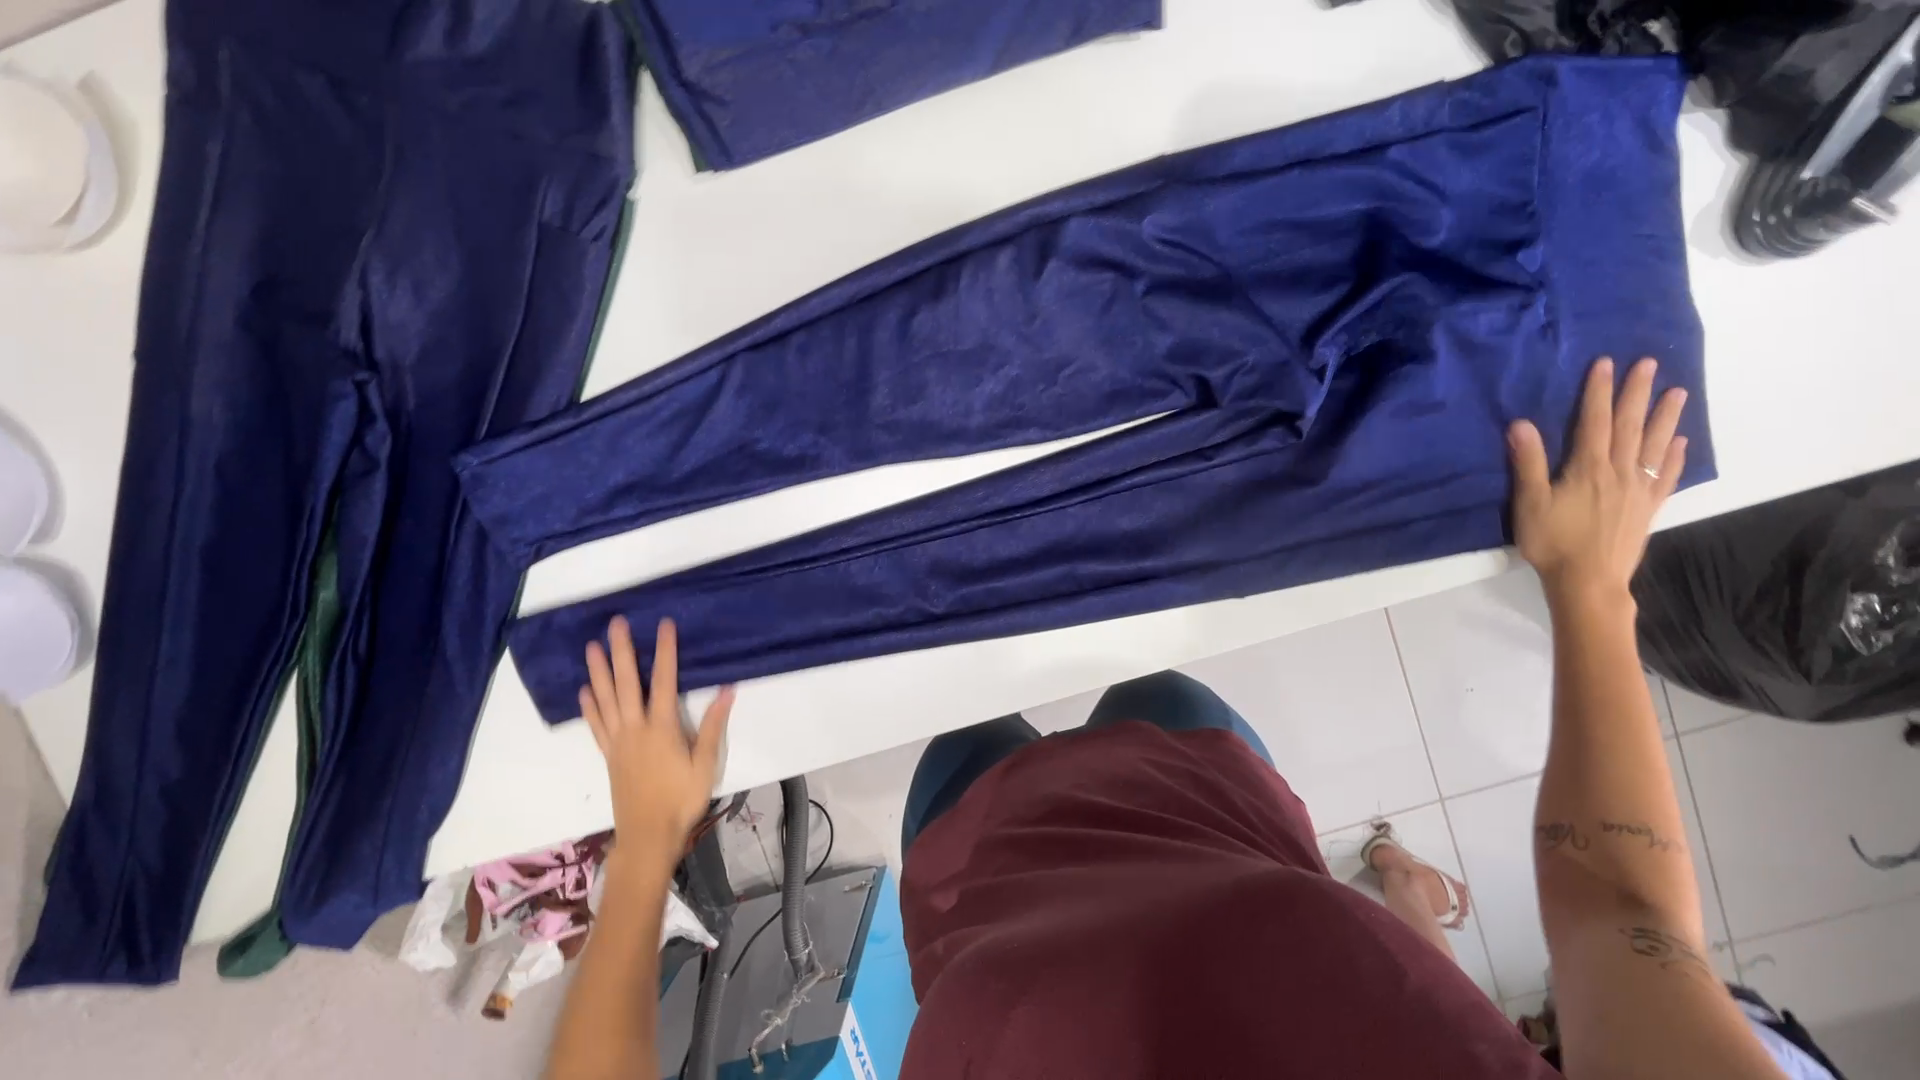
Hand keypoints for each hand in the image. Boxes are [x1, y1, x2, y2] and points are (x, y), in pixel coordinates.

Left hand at [580, 616, 734, 869]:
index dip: (665, 651)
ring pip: (606, 699)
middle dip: (622, 651)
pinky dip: (590, 706)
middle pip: (626, 682)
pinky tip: (586, 690)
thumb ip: (712, 726)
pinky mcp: (609, 755)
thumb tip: (727, 690)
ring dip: (598, 671)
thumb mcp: (706, 764)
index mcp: (662, 728)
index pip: (664, 680)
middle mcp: (635, 728)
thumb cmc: (682, 800)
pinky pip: (597, 725)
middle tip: (615, 623)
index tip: (664, 625)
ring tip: (592, 646)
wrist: (647, 836)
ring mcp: (618, 741)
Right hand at [1508, 357, 1687, 602]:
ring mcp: (1638, 489)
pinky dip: (1673, 455)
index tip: (1605, 363)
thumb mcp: (1530, 504)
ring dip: (1665, 416)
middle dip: (1636, 393)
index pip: (1594, 421)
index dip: (1598, 391)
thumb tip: (1521, 425)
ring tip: (1677, 391)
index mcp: (1589, 468)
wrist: (1588, 582)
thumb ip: (1528, 463)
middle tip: (1649, 364)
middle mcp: (1619, 472)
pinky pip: (1665, 475)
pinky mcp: (1648, 508)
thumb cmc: (1553, 543)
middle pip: (1629, 425)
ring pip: (1653, 444)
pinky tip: (1680, 441)